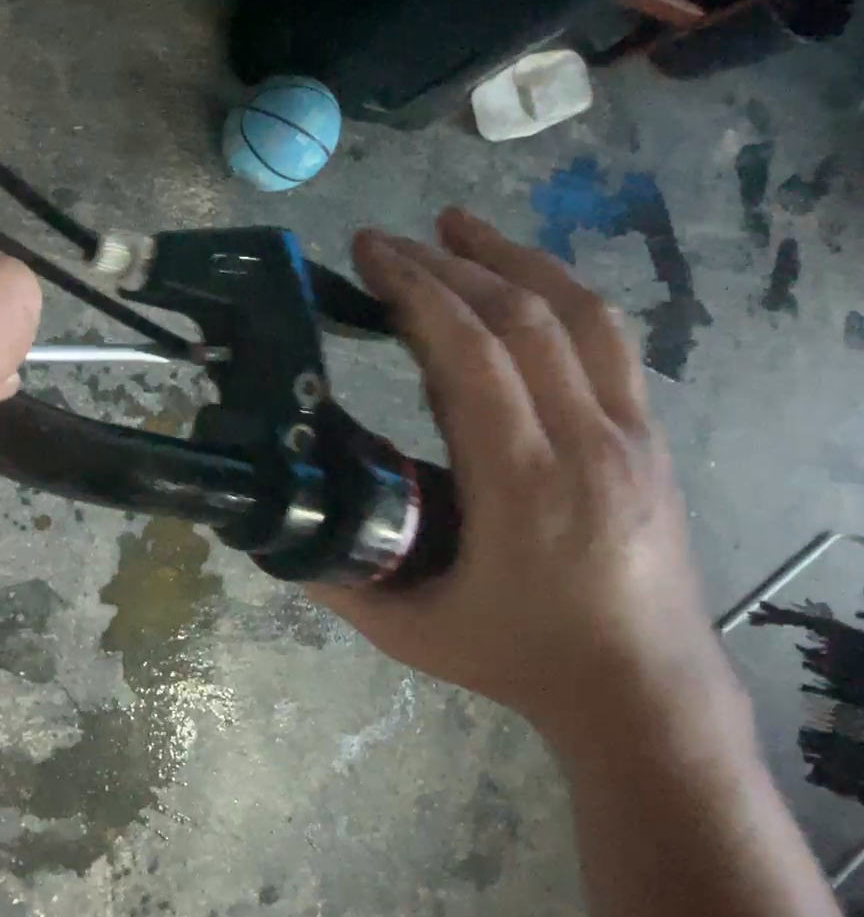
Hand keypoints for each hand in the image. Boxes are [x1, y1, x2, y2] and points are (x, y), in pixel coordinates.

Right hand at [308, 209, 730, 743]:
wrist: (642, 691)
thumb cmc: (515, 657)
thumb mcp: (403, 628)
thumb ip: (332, 576)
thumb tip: (270, 527)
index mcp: (521, 481)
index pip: (471, 355)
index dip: (417, 292)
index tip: (370, 255)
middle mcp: (586, 442)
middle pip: (522, 317)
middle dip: (447, 264)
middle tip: (385, 239)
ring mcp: (628, 435)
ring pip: (581, 315)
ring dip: (515, 258)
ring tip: (458, 226)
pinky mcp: (645, 439)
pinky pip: (610, 342)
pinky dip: (559, 295)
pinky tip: (521, 284)